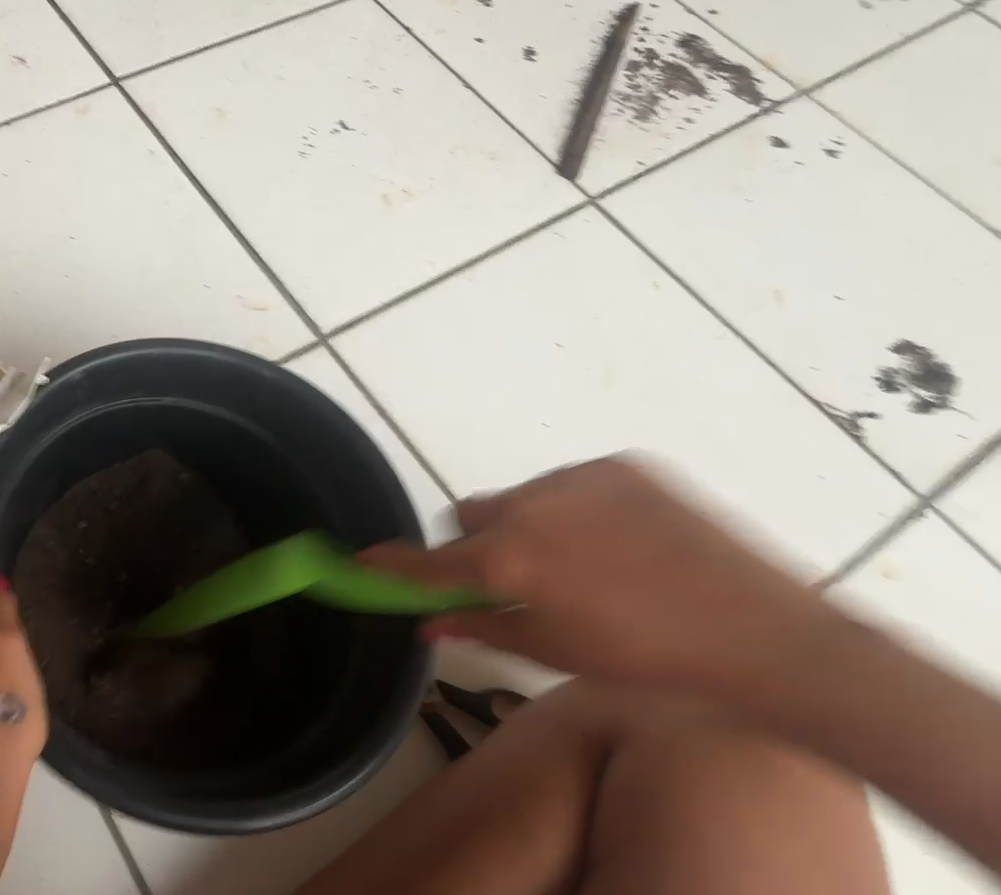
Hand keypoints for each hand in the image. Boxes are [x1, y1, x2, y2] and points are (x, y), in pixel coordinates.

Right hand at [357, 455, 847, 697]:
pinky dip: (575, 509)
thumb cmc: (647, 660)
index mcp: (507, 561)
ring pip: (518, 498)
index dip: (389, 562)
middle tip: (518, 580)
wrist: (765, 636)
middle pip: (469, 516)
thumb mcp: (553, 653)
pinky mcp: (618, 466)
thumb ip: (479, 626)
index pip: (426, 559)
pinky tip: (620, 543)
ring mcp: (573, 480)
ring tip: (584, 563)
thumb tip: (428, 620)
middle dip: (478, 544)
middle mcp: (526, 508)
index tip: (361, 559)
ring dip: (527, 525)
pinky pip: (568, 484)